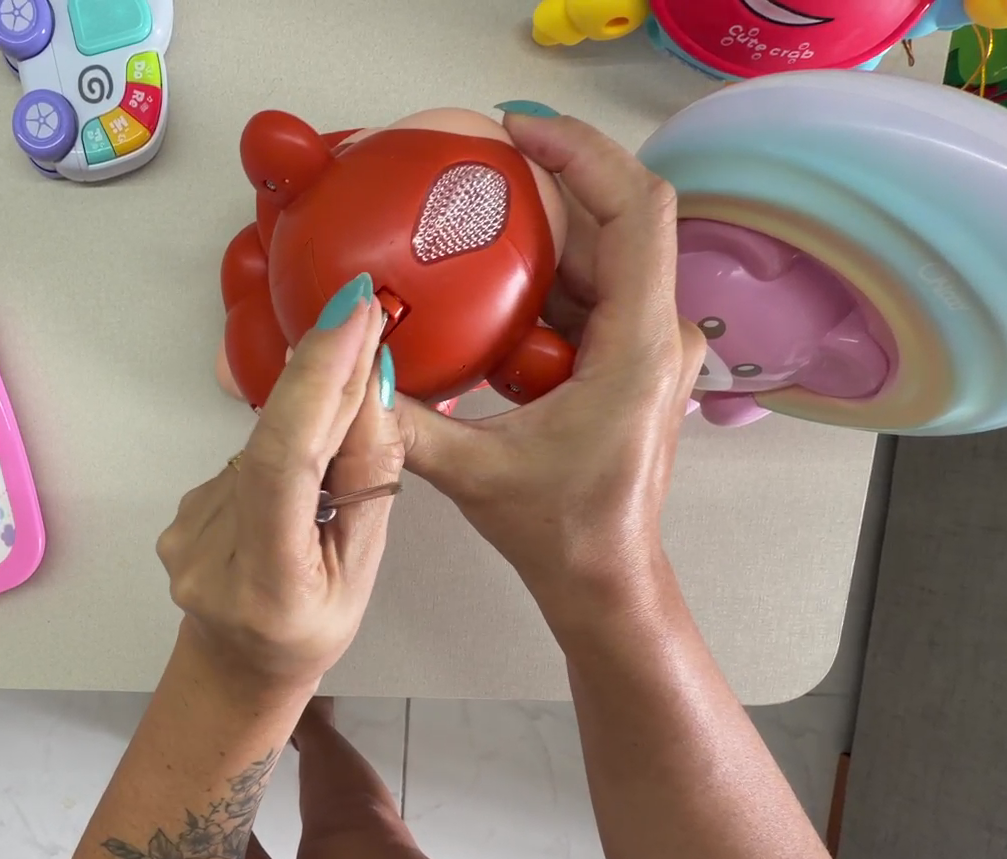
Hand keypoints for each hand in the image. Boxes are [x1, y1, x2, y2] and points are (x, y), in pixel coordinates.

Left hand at [157, 280, 401, 696]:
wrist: (235, 666)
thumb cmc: (312, 631)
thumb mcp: (360, 571)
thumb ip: (364, 485)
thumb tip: (368, 391)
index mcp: (263, 585)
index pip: (280, 465)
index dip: (314, 384)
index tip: (351, 316)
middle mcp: (206, 555)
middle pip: (268, 446)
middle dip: (321, 381)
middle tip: (361, 318)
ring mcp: (181, 535)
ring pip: (256, 451)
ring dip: (304, 428)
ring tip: (335, 461)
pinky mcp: (176, 516)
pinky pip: (240, 464)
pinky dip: (277, 453)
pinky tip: (295, 484)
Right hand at [399, 113, 702, 604]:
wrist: (601, 575)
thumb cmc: (558, 529)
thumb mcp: (471, 473)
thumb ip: (406, 424)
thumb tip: (350, 378)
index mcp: (636, 349)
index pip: (635, 212)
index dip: (583, 156)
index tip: (520, 134)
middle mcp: (656, 336)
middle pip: (617, 224)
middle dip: (553, 187)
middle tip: (480, 173)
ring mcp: (643, 350)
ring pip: (602, 260)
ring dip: (545, 235)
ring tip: (478, 220)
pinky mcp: (622, 364)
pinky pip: (587, 298)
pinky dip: (542, 280)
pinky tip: (489, 288)